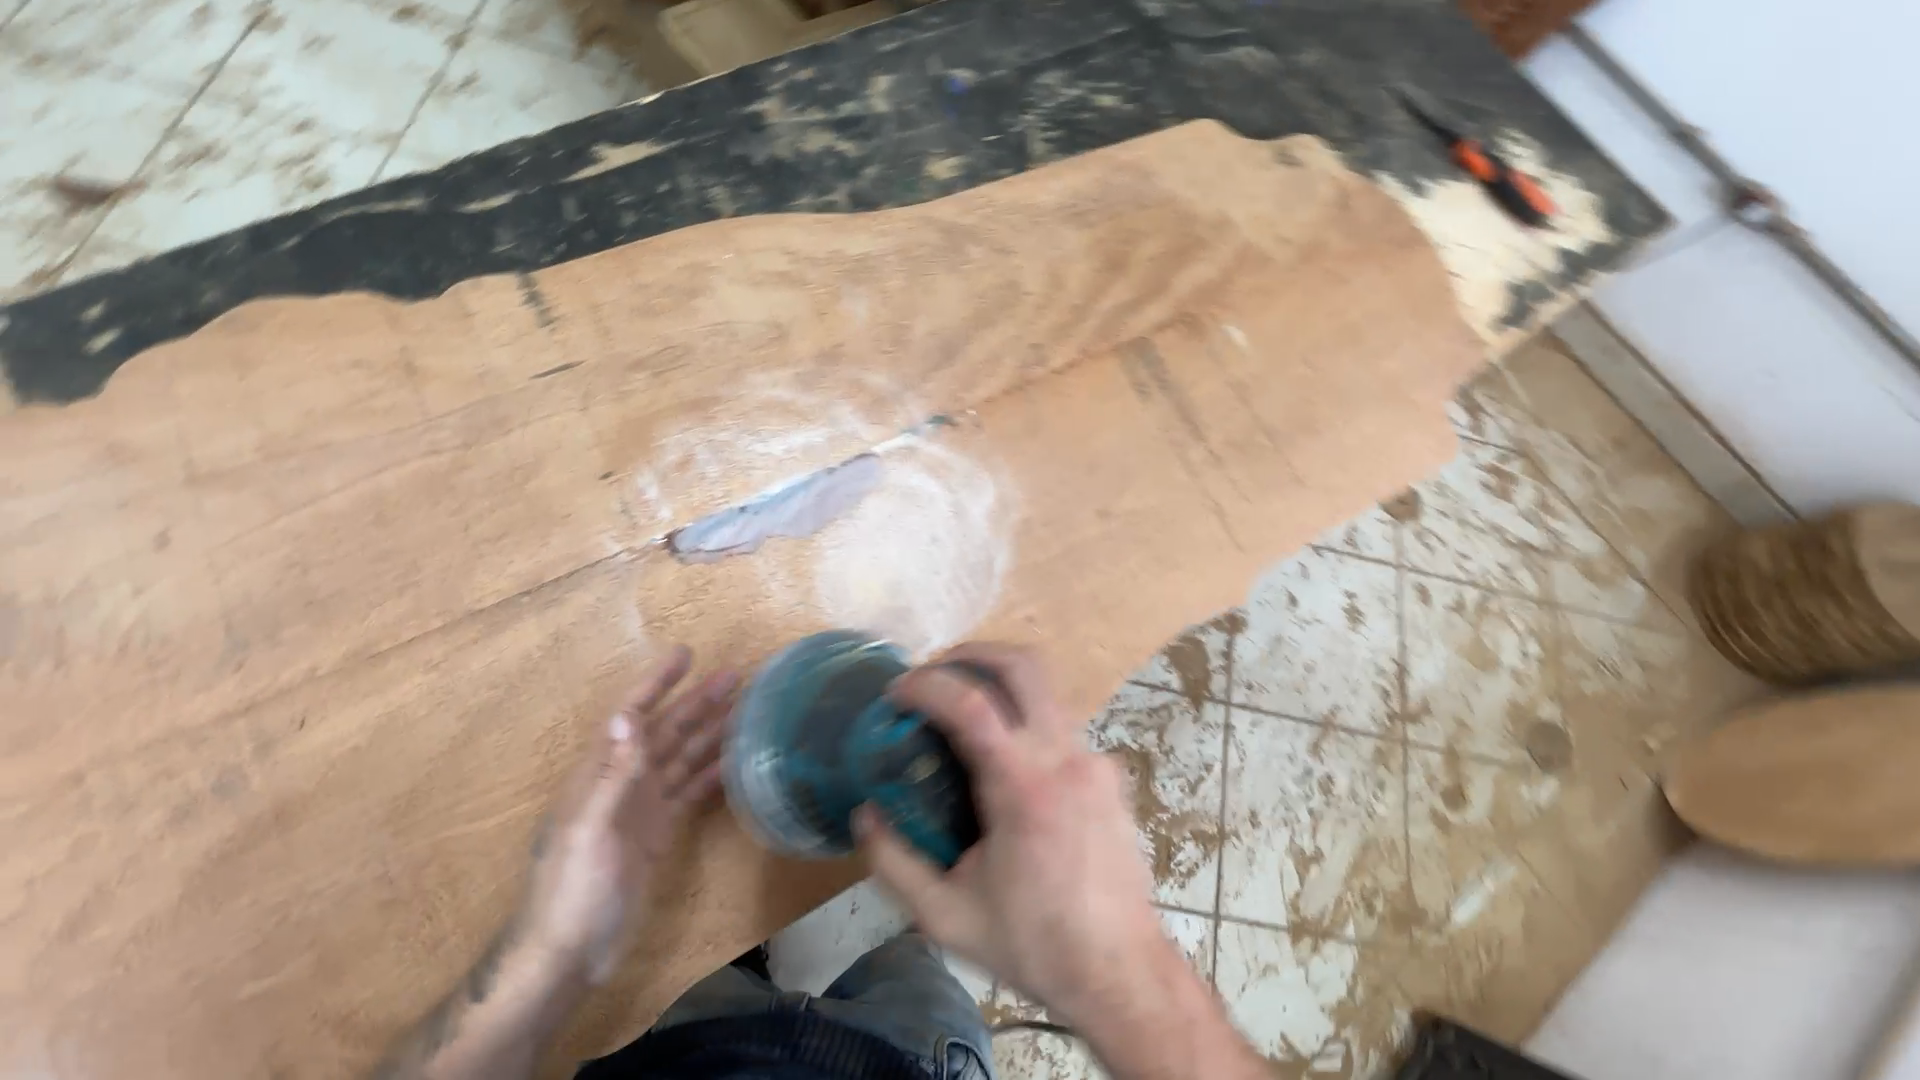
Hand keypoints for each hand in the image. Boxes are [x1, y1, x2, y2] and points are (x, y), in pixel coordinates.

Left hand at [517, 646, 737, 983]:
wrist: (568, 952)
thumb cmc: (572, 890)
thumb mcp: (591, 829)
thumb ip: (614, 773)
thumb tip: (628, 716)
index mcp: (600, 774)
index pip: (632, 715)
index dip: (656, 683)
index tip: (685, 654)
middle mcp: (623, 782)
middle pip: (665, 731)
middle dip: (696, 701)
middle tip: (734, 675)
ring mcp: (642, 808)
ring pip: (682, 758)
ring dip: (709, 731)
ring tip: (743, 708)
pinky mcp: (657, 833)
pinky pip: (689, 793)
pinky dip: (711, 774)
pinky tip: (734, 760)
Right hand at [853, 643, 1171, 1030]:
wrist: (1122, 973)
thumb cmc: (1034, 945)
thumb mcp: (946, 917)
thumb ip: (894, 861)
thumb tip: (864, 813)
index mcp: (1024, 788)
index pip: (972, 704)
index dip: (926, 685)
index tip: (895, 693)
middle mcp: (1065, 758)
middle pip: (1023, 665)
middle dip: (972, 654)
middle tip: (933, 673)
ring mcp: (1095, 762)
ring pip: (1045, 691)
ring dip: (998, 686)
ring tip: (960, 716)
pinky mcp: (1110, 776)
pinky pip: (1060, 728)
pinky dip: (1023, 723)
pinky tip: (1003, 766)